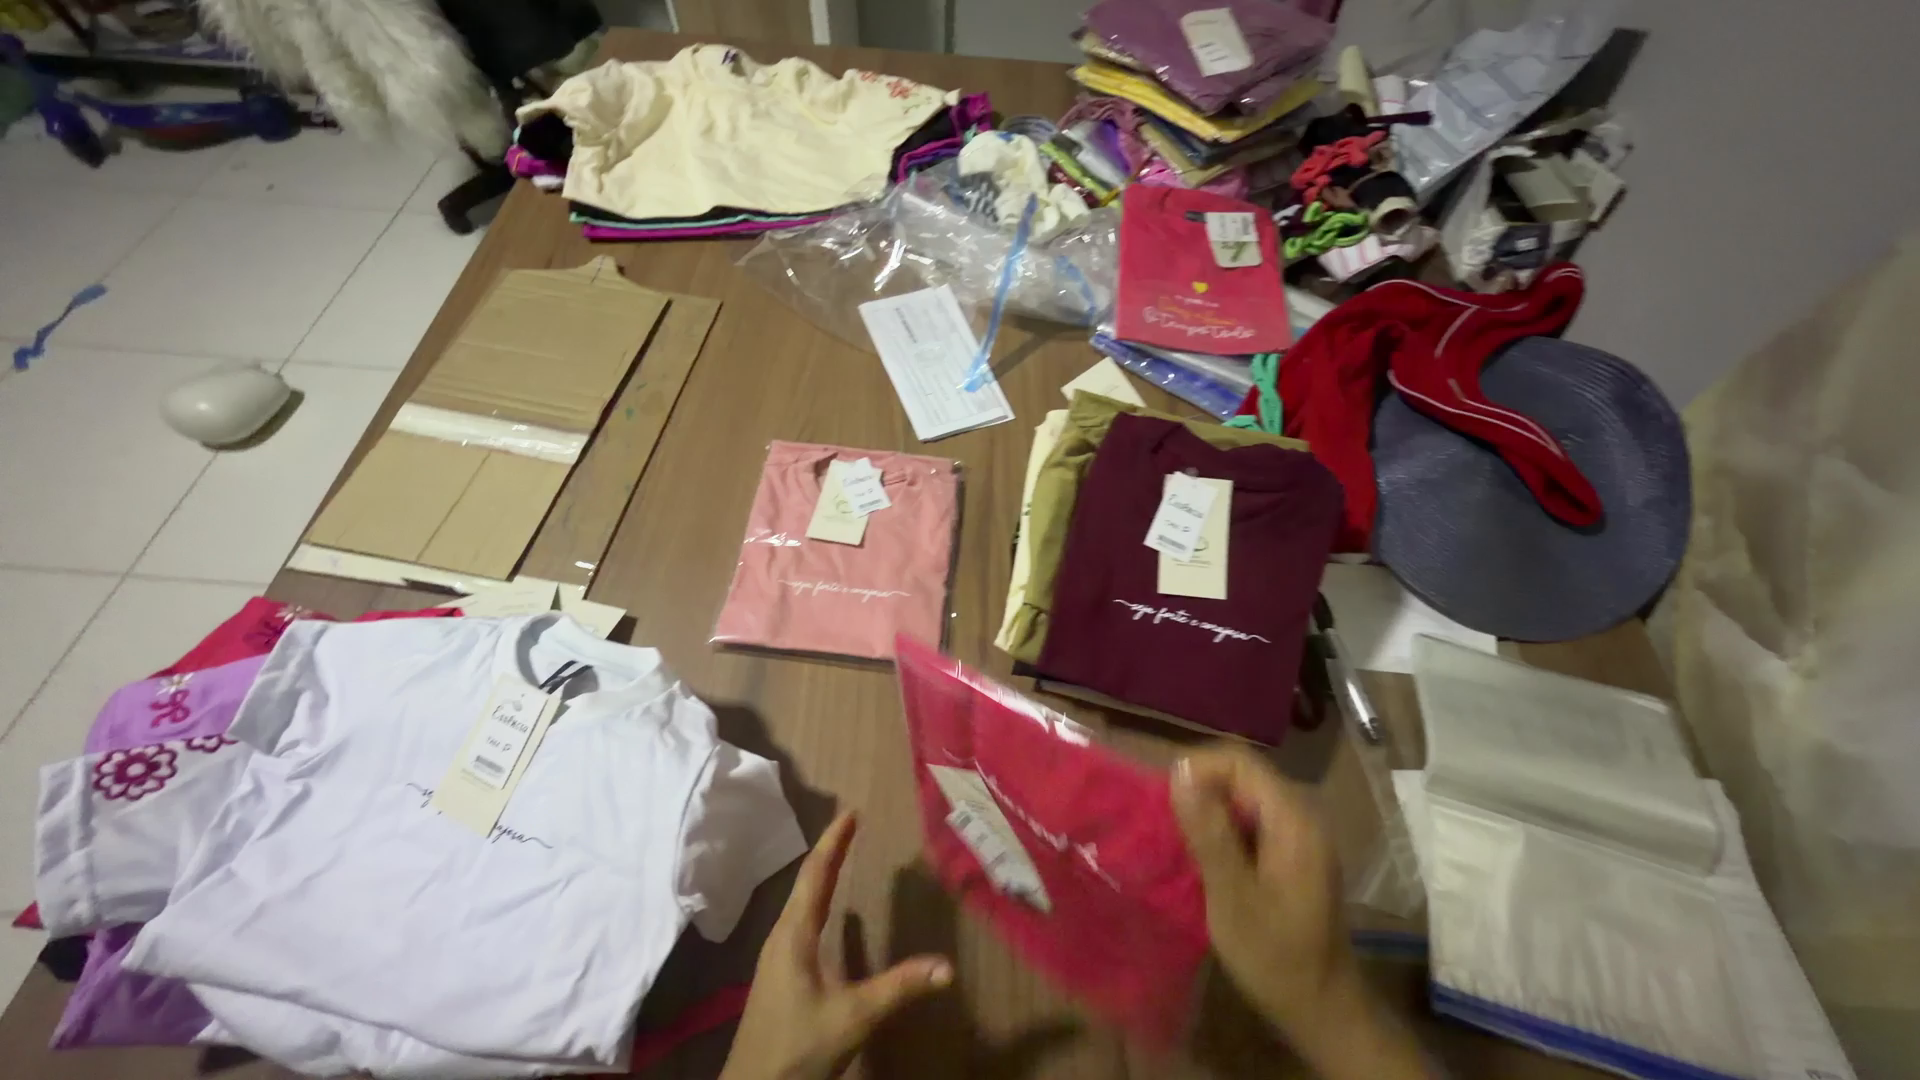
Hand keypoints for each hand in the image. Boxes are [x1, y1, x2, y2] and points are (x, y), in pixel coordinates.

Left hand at [720, 812, 952, 1079]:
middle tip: (850, 823)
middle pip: (807, 882)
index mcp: (795, 934)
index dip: (834, 842)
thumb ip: (898, 988)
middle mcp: (782, 936)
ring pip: (801, 902)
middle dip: (829, 851)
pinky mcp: (780, 974)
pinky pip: (801, 921)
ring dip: (822, 875)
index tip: (850, 812)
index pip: (816, 875)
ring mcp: (777, 956)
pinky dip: (818, 901)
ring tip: (841, 855)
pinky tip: (829, 914)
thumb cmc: (796, 1047)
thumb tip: (947, 966)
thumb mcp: (853, 1018)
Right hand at [1171, 745, 1430, 1079]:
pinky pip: (1250, 817)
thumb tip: (1180, 770)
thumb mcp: (1233, 896)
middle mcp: (1301, 815)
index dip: (1198, 768)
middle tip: (1167, 824)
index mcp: (1293, 820)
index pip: (1239, 760)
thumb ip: (1208, 832)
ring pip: (1243, 794)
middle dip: (1199, 788)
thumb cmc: (1275, 956)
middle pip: (1242, 773)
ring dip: (1207, 808)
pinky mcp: (1291, 851)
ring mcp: (1298, 833)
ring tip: (1180, 840)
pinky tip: (1205, 856)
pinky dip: (1221, 826)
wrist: (1322, 1009)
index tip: (1166, 802)